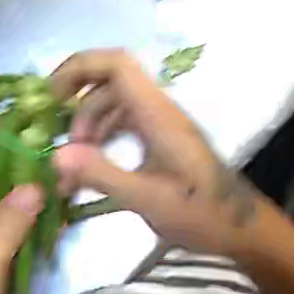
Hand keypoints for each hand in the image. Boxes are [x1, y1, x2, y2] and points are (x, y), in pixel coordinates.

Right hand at [49, 49, 266, 257]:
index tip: (51, 95)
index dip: (80, 67)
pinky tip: (94, 165)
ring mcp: (162, 124)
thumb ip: (103, 174)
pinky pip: (126, 123)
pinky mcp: (162, 140)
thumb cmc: (201, 213)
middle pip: (111, 82)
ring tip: (76, 162)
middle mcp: (159, 110)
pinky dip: (104, 136)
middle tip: (63, 145)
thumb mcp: (148, 198)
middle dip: (80, 107)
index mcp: (158, 113)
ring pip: (116, 104)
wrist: (242, 228)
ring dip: (90, 124)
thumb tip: (57, 153)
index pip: (118, 64)